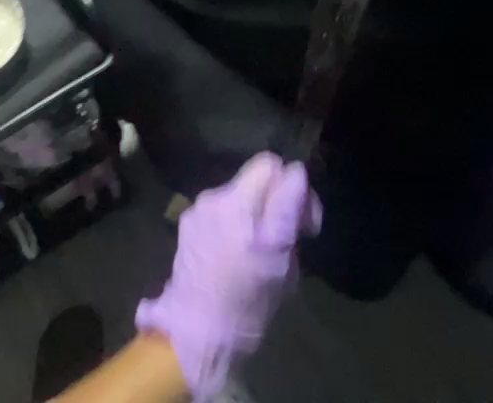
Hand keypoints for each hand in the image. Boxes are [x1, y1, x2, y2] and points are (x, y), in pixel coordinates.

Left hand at [136, 153, 314, 398]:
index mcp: (248, 214)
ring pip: (239, 189)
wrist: (197, 326)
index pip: (273, 167)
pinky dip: (234, 217)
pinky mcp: (187, 215)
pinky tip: (234, 245)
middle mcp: (221, 200)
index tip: (304, 218)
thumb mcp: (284, 269)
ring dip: (254, 207)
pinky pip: (221, 205)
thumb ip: (289, 220)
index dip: (297, 185)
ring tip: (257, 243)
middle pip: (258, 174)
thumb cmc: (250, 307)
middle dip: (277, 194)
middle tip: (288, 230)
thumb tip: (297, 187)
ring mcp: (200, 205)